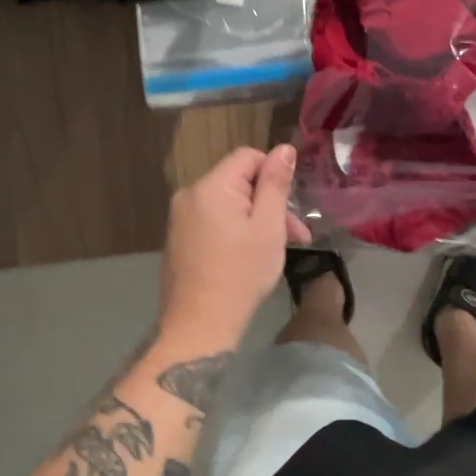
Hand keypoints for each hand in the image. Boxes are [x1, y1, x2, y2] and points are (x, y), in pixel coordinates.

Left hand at [160, 145, 308, 343]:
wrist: (199, 326)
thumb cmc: (240, 274)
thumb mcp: (268, 226)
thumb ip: (275, 183)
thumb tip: (284, 149)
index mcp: (210, 186)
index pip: (248, 156)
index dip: (274, 175)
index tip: (290, 208)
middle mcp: (189, 195)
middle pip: (239, 181)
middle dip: (269, 202)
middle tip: (296, 235)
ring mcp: (180, 219)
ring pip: (228, 204)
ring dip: (256, 219)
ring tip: (278, 250)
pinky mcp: (179, 240)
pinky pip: (214, 221)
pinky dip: (235, 231)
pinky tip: (250, 257)